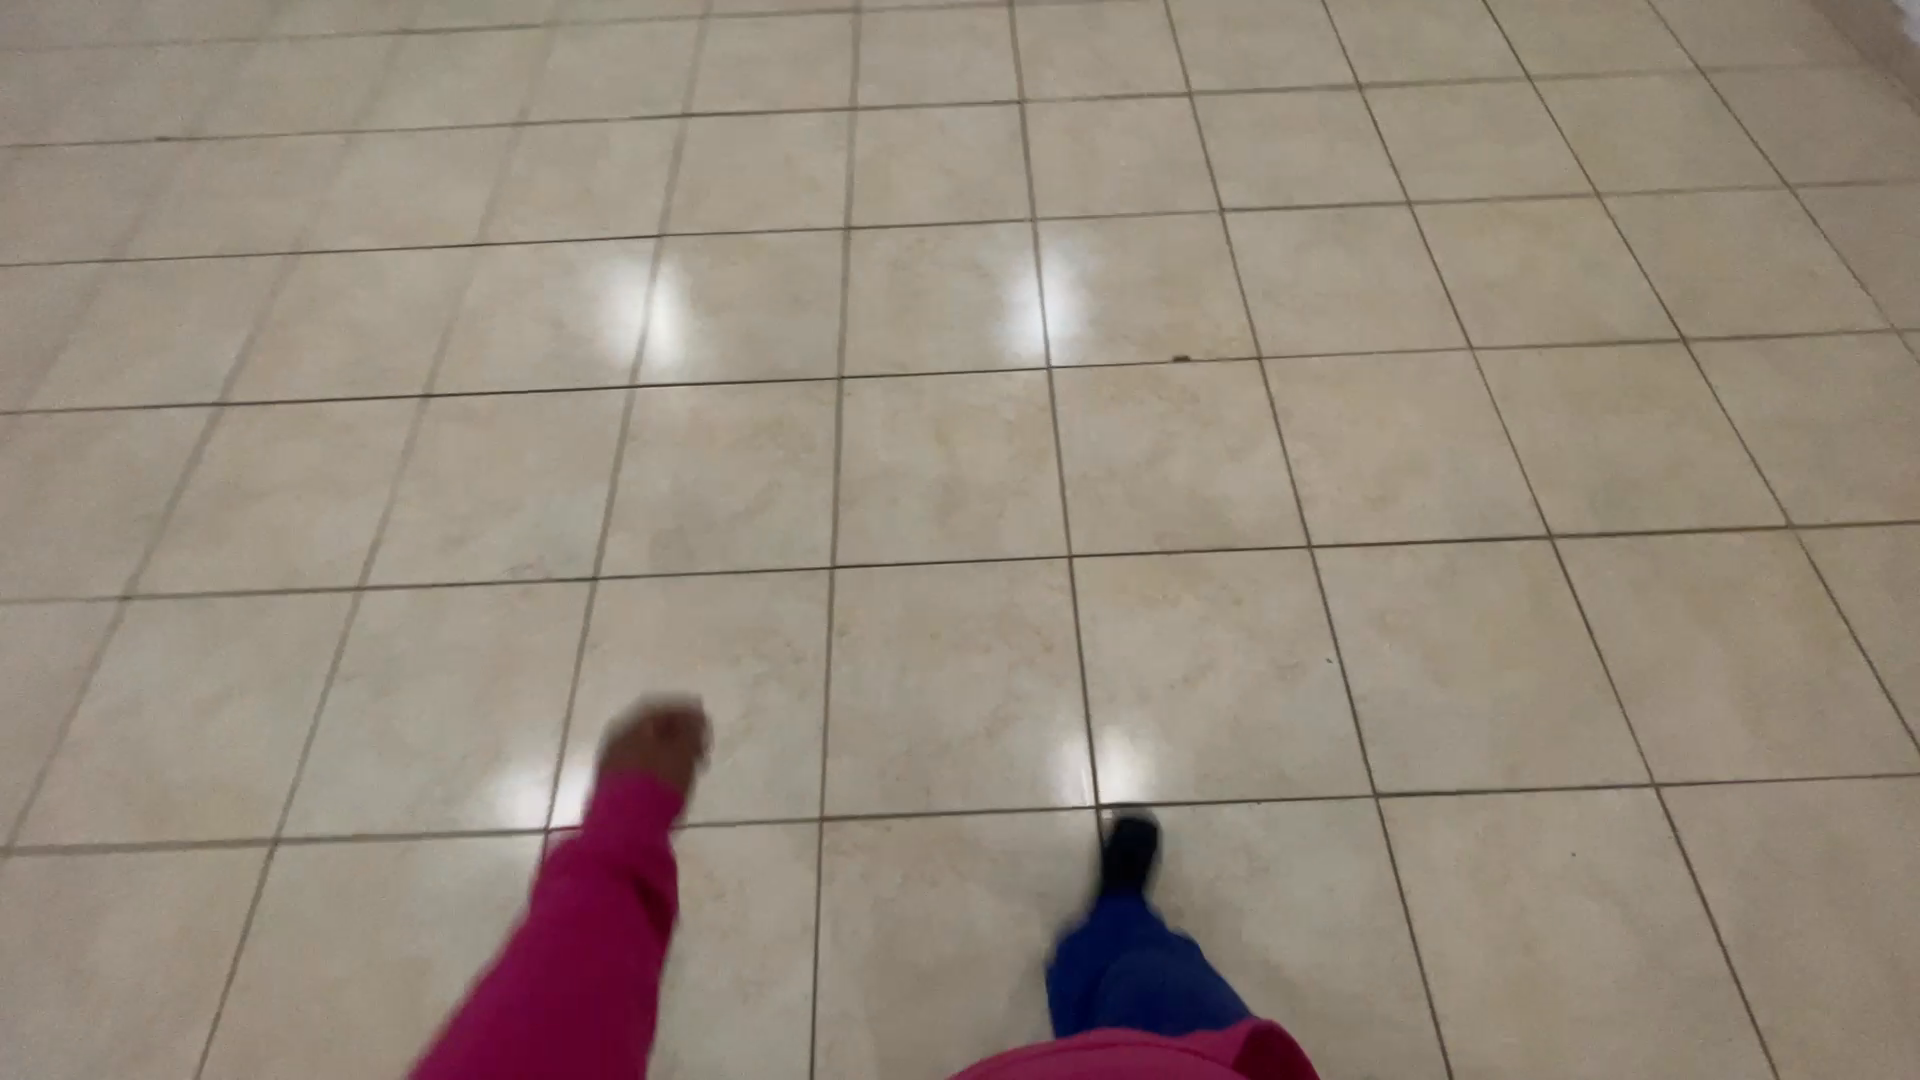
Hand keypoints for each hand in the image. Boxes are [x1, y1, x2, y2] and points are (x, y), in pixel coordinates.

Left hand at [596, 696, 710, 800]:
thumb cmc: (659, 783)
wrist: (625, 828)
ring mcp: (611, 764)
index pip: (663, 709)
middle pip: (654, 730)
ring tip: (692, 767)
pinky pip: (641, 768)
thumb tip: (696, 716)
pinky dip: (659, 768)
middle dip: (680, 735)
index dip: (688, 712)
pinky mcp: (612, 787)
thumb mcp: (684, 752)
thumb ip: (692, 730)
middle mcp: (618, 740)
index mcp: (633, 726)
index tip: (706, 722)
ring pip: (647, 750)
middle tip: (701, 746)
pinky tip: (673, 780)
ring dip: (671, 753)